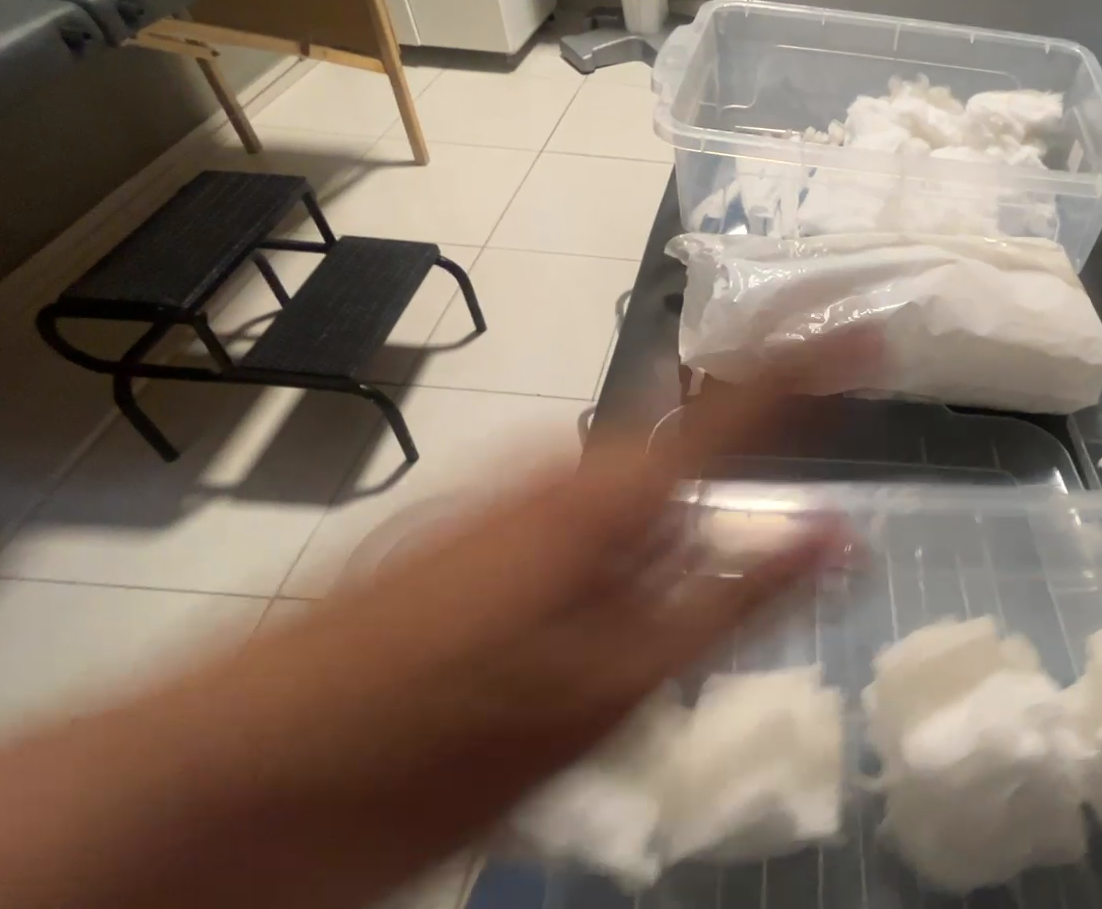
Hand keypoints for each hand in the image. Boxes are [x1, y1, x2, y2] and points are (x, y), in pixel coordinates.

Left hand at [0, 332, 878, 908]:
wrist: (232, 775)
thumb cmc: (438, 732)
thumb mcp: (613, 685)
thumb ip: (731, 598)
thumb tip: (841, 530)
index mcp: (610, 494)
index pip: (740, 404)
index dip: (811, 359)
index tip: (869, 326)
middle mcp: (564, 473)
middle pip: (686, 443)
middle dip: (749, 459)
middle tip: (794, 516)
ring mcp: (514, 500)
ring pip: (636, 493)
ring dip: (683, 524)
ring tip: (693, 601)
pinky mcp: (477, 536)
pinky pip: (586, 524)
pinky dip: (627, 553)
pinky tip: (611, 619)